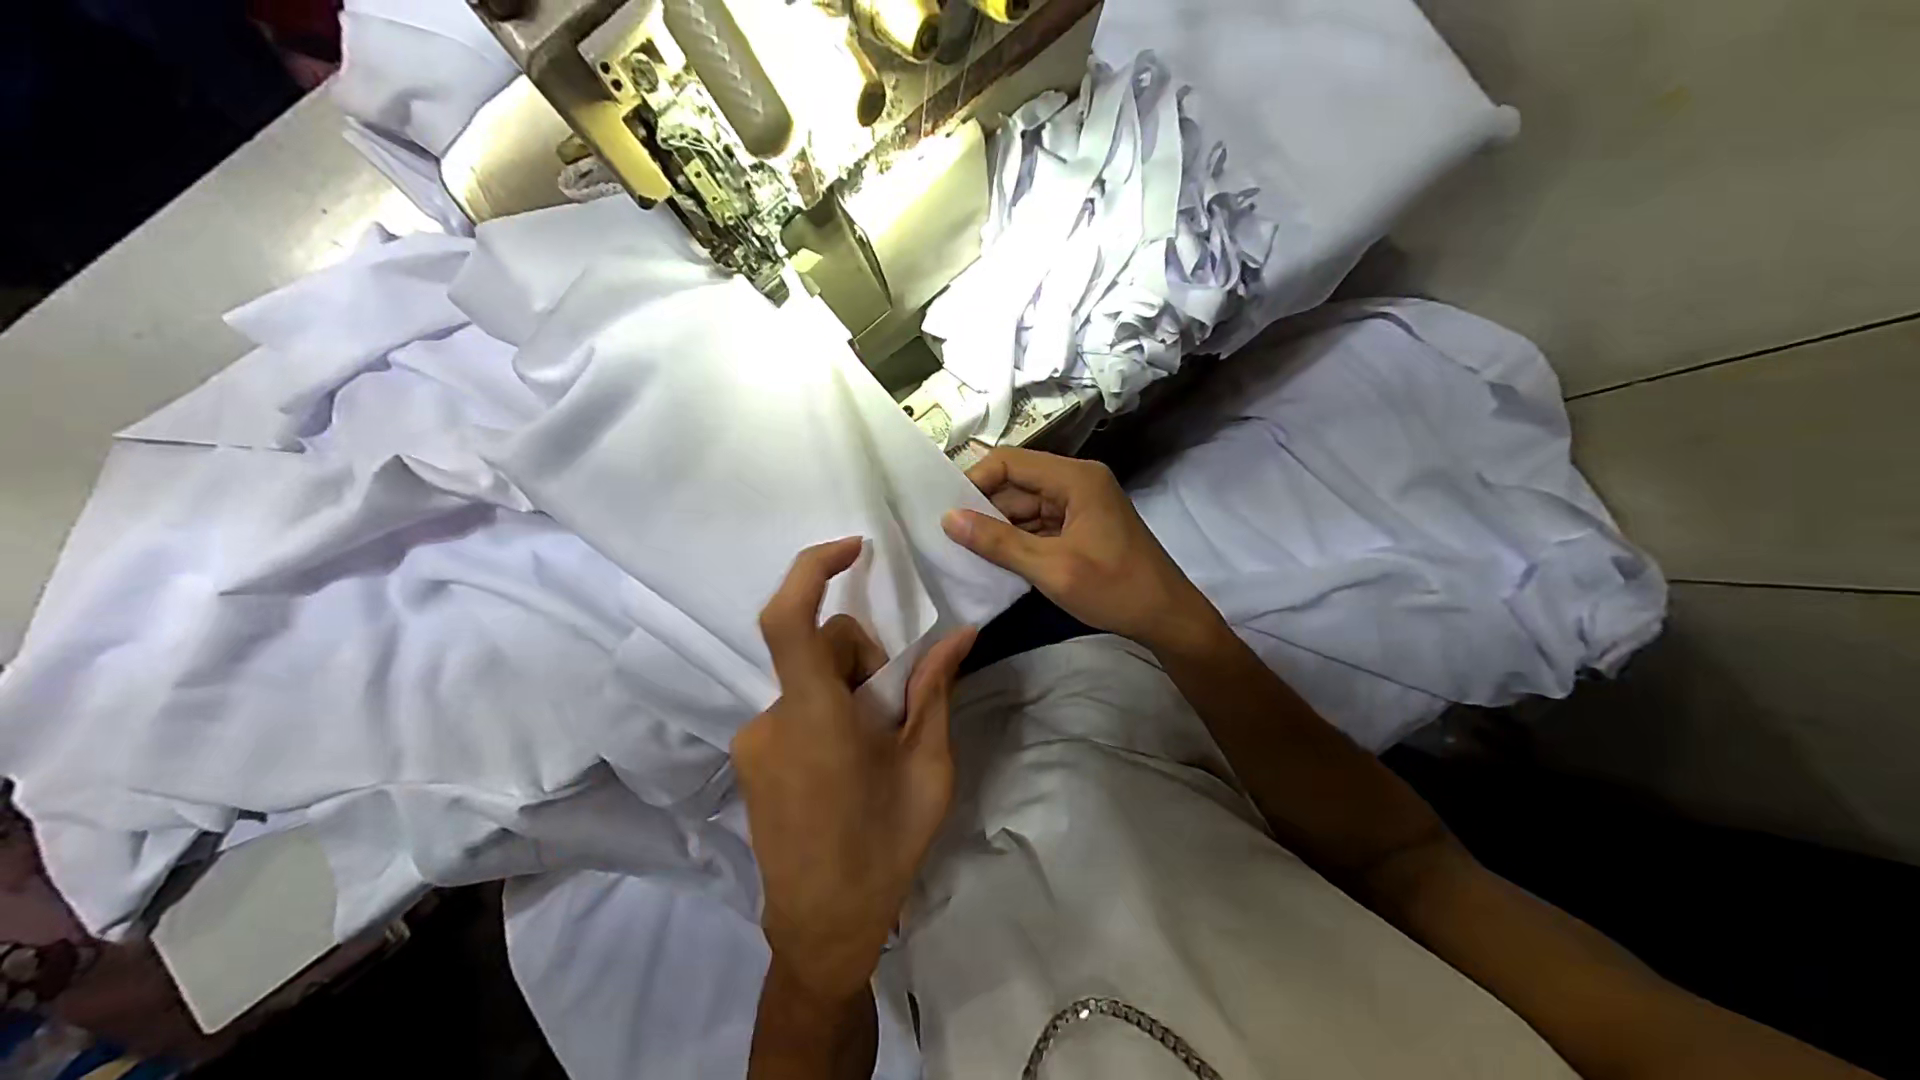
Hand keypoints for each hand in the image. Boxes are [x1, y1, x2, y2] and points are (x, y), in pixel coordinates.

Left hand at [732, 538, 976, 1002]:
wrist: (820, 927)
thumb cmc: (883, 849)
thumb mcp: (927, 768)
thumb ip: (935, 692)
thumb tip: (961, 634)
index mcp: (815, 719)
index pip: (790, 621)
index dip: (812, 570)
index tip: (853, 549)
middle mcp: (772, 719)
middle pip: (818, 648)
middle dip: (862, 659)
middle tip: (893, 712)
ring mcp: (753, 740)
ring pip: (808, 678)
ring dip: (845, 690)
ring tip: (871, 747)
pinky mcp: (749, 757)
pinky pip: (793, 706)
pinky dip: (825, 711)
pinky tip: (845, 762)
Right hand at [942, 447, 1224, 653]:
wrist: (1167, 618)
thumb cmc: (1114, 589)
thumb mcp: (1051, 568)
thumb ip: (998, 542)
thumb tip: (948, 518)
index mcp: (1075, 478)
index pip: (1010, 462)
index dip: (975, 481)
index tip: (945, 512)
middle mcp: (1077, 481)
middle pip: (1016, 483)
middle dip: (983, 508)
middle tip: (947, 536)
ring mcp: (1079, 504)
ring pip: (1024, 506)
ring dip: (998, 527)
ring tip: (962, 550)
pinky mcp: (1080, 526)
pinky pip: (1038, 524)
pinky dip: (1017, 539)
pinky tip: (993, 559)